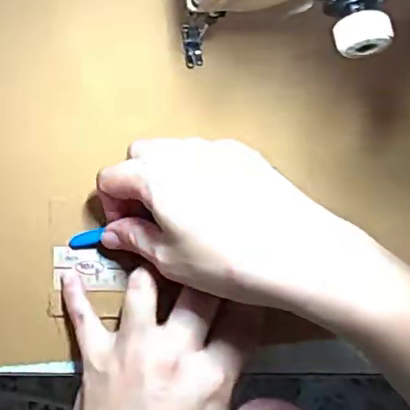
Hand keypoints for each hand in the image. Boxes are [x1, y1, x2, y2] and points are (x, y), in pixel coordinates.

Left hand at [45, 268, 308, 409]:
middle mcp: (173, 352)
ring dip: (151, 271)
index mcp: (212, 379)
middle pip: (197, 294)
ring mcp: (130, 349)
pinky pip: (83, 317)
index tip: (254, 283)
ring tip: (152, 254)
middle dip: (207, 273)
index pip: (241, 326)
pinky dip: (75, 294)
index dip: (251, 301)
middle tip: (208, 257)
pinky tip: (70, 273)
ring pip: (143, 289)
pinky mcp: (95, 356)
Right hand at [94, 138, 391, 320]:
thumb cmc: (231, 261)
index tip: (126, 230)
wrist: (299, 251)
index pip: (110, 177)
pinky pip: (205, 155)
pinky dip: (196, 173)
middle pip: (138, 155)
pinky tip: (215, 207)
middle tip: (148, 220)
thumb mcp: (170, 260)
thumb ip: (134, 239)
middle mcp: (180, 152)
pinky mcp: (243, 153)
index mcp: (154, 176)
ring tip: (182, 215)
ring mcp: (214, 148)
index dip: (110, 206)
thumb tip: (114, 232)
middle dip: (134, 184)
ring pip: (172, 151)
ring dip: (164, 176)